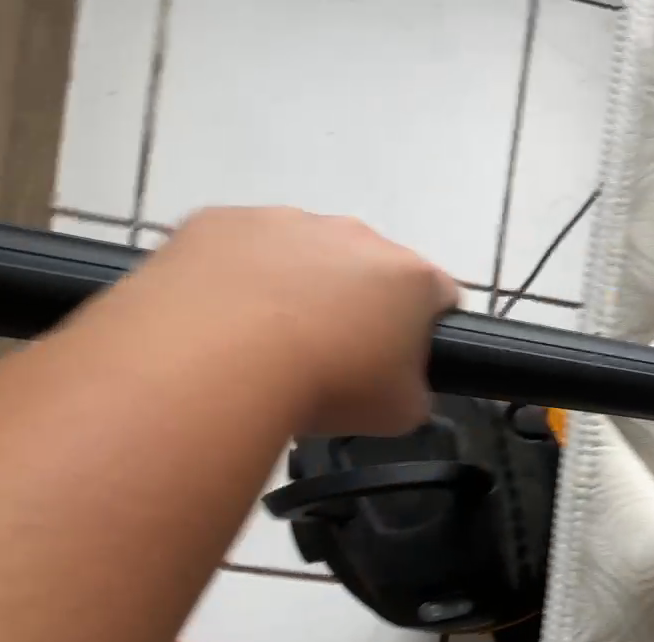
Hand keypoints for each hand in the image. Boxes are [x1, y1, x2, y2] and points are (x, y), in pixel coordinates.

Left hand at [96, 207, 459, 434]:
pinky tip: (229, 318)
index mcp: (413, 276)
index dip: (427, 326)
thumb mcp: (405, 409)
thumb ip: (416, 384)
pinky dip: (243, 276)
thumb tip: (398, 379)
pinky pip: (244, 247)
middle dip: (364, 299)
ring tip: (274, 335)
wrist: (211, 362)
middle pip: (373, 265)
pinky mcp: (215, 219)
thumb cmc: (330, 386)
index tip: (403, 356)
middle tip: (340, 349)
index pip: (442, 293)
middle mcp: (356, 234)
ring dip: (303, 283)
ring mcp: (283, 219)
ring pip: (307, 251)